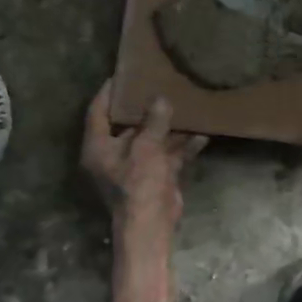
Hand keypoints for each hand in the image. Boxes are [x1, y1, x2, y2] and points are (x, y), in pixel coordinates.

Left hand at [82, 83, 207, 301]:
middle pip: (128, 124)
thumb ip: (153, 122)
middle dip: (145, 107)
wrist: (151, 226)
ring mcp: (136, 165)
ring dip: (169, 126)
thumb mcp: (146, 148)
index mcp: (99, 147)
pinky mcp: (156, 176)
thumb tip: (161, 99)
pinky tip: (203, 133)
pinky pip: (169, 155)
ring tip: (185, 103)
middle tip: (158, 83)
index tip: (121, 74)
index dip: (108, 92)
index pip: (98, 112)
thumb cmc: (138, 184)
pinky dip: (183, 146)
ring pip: (152, 139)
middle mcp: (114, 154)